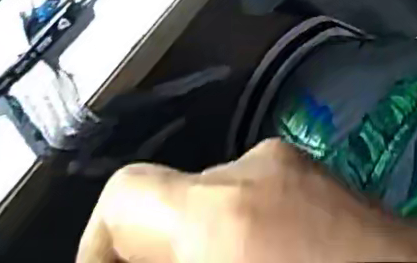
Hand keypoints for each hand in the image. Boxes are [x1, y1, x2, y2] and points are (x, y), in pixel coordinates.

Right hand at [76, 139, 416, 262]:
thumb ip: (179, 254)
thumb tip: (144, 250)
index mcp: (223, 213)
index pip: (124, 196)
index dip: (96, 249)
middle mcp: (252, 167)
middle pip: (165, 198)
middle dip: (152, 254)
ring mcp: (291, 163)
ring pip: (209, 199)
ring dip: (196, 245)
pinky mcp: (320, 171)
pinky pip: (252, 199)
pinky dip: (237, 236)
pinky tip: (263, 261)